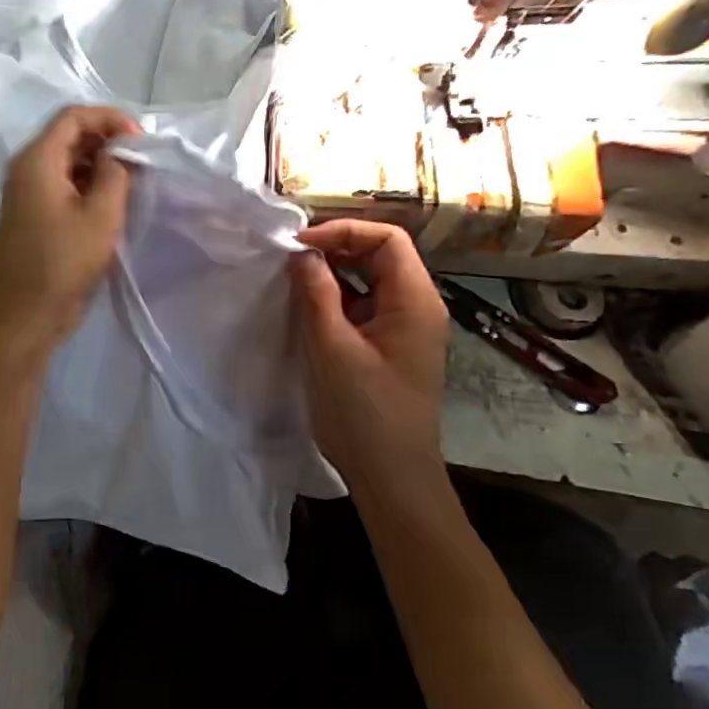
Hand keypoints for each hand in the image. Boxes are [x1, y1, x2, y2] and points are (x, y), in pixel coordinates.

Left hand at [0, 105, 139, 347]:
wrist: (26, 315)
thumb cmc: (64, 263)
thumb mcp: (102, 215)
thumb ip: (116, 173)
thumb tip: (121, 151)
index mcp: (37, 160)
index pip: (73, 116)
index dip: (110, 118)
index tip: (141, 140)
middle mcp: (25, 168)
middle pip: (68, 135)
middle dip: (106, 140)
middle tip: (140, 161)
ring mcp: (24, 192)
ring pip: (65, 161)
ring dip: (98, 164)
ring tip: (131, 182)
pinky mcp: (30, 214)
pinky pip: (60, 184)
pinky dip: (86, 184)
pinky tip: (110, 202)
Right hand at [288, 220, 450, 482]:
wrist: (392, 478)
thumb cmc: (364, 413)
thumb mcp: (331, 348)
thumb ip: (316, 293)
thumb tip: (302, 253)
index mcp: (414, 301)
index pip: (387, 238)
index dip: (343, 231)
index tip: (300, 244)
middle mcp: (417, 307)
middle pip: (381, 255)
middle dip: (336, 248)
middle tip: (291, 257)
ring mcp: (405, 329)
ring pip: (370, 281)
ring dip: (334, 274)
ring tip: (293, 279)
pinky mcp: (390, 348)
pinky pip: (365, 307)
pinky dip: (337, 299)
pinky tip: (307, 308)